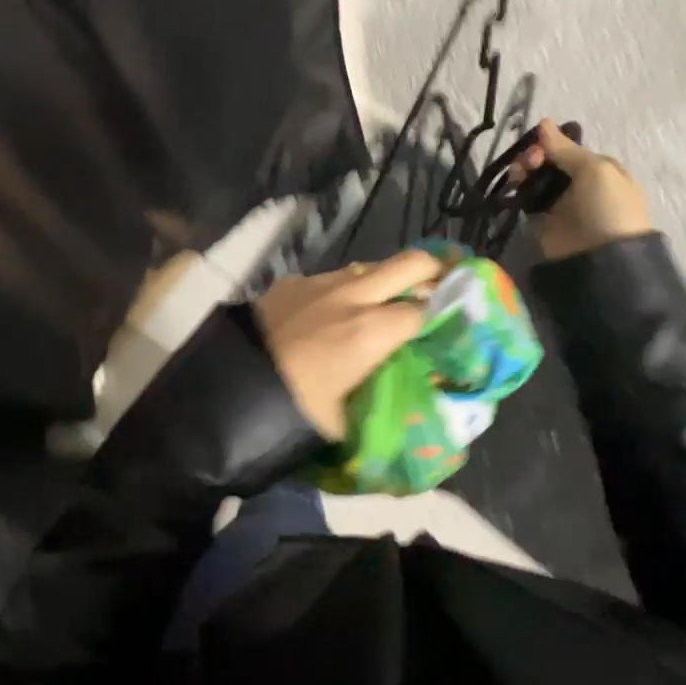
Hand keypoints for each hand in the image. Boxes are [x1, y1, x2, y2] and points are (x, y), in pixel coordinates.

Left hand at [252, 249, 444, 439]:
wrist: (224, 388)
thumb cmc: (290, 411)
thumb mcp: (345, 421)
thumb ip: (379, 402)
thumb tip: (400, 397)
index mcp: (373, 330)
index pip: (428, 310)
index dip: (450, 313)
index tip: (462, 321)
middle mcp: (352, 295)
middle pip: (409, 263)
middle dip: (436, 269)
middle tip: (450, 281)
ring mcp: (319, 282)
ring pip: (369, 267)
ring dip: (388, 279)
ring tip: (394, 300)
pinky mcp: (290, 282)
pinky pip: (333, 277)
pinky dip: (348, 288)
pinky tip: (338, 311)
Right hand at [511, 118, 653, 259]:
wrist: (602, 257)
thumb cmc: (607, 206)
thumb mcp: (595, 169)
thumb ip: (565, 147)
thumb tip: (544, 121)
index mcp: (598, 169)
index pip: (567, 148)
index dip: (551, 143)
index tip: (538, 145)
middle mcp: (578, 184)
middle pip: (548, 161)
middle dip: (534, 156)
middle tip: (528, 162)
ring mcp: (559, 203)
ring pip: (534, 178)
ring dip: (524, 170)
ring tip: (518, 174)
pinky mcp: (541, 221)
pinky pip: (525, 199)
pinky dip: (517, 190)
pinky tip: (514, 186)